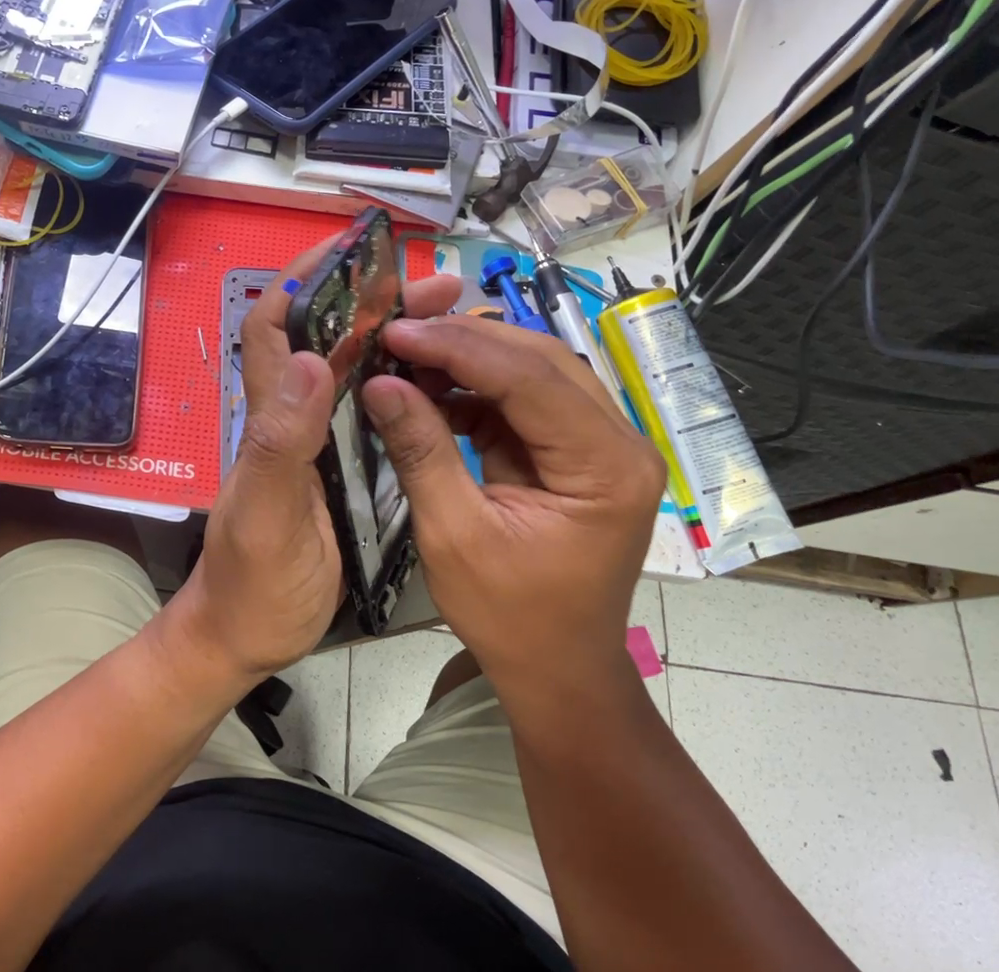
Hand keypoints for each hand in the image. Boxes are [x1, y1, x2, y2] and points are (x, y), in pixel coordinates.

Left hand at [168, 240, 461, 681]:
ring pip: (352, 375)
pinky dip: (404, 389)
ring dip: (395, 340)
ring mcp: (315, 448)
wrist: (250, 636)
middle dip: (372, 303)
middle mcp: (290, 421)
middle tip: (440, 285)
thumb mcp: (269, 516)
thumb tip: (316, 358)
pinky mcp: (339, 476)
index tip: (352, 247)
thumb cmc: (254, 582)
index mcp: (267, 422)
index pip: (274, 331)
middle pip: (325, 342)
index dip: (302, 281)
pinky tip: (446, 385)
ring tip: (458, 318)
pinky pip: (371, 417)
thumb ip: (284, 443)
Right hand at [360, 316, 665, 694]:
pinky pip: (522, 405)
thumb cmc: (510, 615)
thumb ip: (421, 451)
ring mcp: (599, 447)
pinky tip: (427, 389)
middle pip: (541, 363)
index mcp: (606, 466)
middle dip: (465, 342)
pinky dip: (473, 393)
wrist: (555, 667)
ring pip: (533, 374)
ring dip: (468, 361)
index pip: (532, 379)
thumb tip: (379, 384)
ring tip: (403, 355)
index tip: (395, 331)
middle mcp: (619, 442)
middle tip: (395, 332)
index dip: (459, 348)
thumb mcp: (454, 534)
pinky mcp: (572, 456)